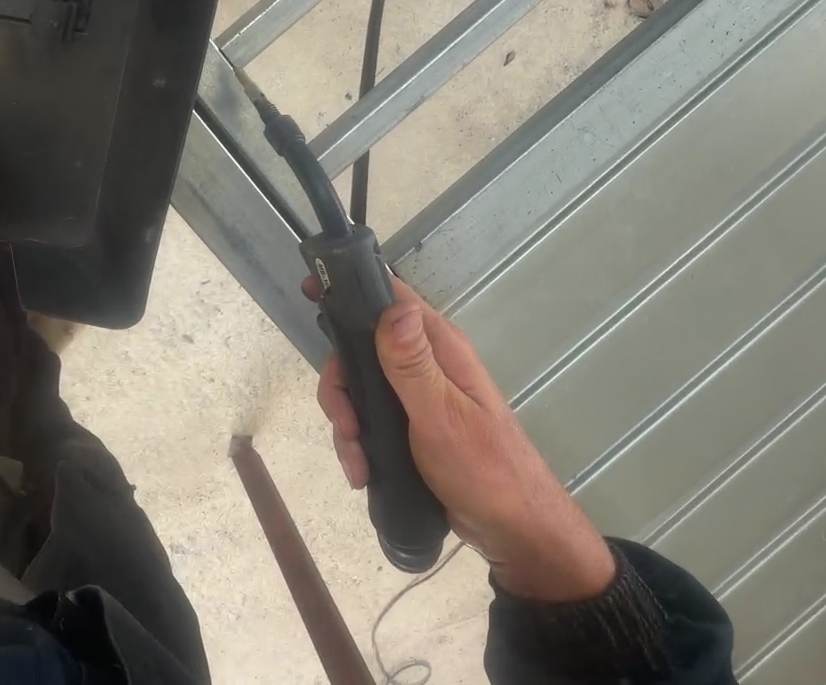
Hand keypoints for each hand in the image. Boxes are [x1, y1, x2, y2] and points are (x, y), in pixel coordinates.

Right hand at [311, 276, 613, 600]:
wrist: (514, 533)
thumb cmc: (485, 471)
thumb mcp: (442, 416)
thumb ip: (413, 363)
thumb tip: (394, 307)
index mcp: (438, 345)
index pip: (389, 296)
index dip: (350, 292)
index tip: (312, 293)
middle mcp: (426, 360)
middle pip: (360, 348)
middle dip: (342, 388)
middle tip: (344, 424)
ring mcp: (416, 392)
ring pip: (359, 387)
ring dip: (347, 424)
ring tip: (357, 464)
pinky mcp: (410, 422)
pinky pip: (369, 418)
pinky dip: (358, 441)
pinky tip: (362, 471)